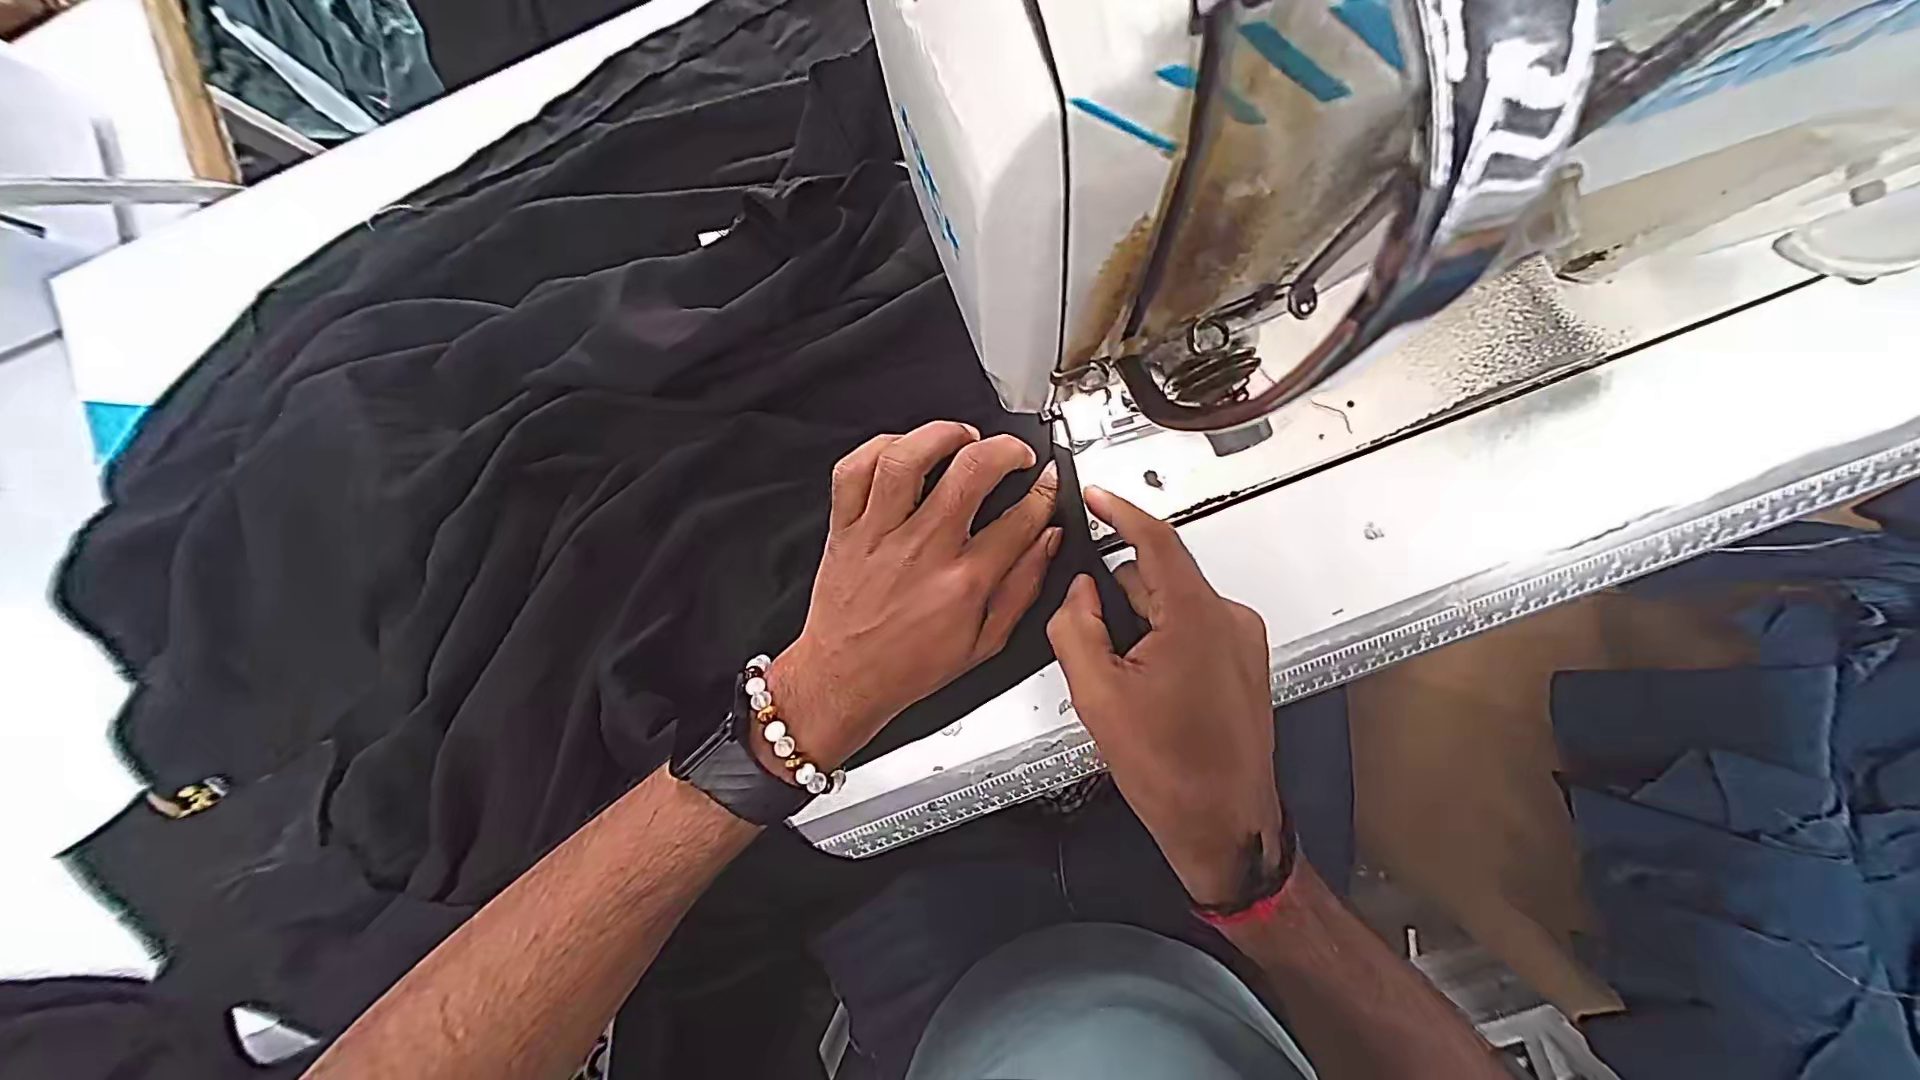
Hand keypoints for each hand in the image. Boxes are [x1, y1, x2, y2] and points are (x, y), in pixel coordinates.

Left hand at [766, 421, 1062, 770]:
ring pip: (907, 460)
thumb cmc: (908, 665)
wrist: (845, 678)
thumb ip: (1022, 587)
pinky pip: (853, 471)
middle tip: (1015, 453)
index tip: (1047, 482)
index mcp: (962, 583)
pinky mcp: (845, 529)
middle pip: (970, 473)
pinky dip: (879, 448)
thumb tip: (1047, 543)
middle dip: (1006, 450)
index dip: (1044, 492)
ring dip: (942, 435)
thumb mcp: (985, 642)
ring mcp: (878, 535)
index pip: (1019, 519)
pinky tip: (903, 450)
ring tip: (963, 437)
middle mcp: (921, 551)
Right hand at [1046, 486, 1282, 906]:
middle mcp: (1228, 621)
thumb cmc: (1174, 772)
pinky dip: (1160, 637)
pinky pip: (1190, 625)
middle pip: (1157, 576)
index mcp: (1196, 619)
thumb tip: (1077, 594)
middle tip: (1090, 639)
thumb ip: (1075, 627)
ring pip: (1172, 603)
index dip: (1120, 511)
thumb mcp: (1098, 695)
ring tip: (1124, 680)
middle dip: (1117, 596)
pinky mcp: (1243, 660)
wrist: (1224, 825)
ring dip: (1139, 623)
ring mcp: (1241, 641)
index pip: (1156, 540)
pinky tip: (1146, 685)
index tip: (1097, 497)